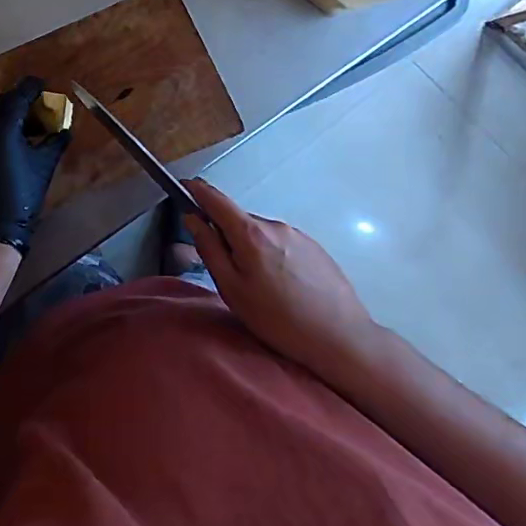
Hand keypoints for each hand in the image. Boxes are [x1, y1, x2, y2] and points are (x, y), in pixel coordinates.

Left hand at [0, 77, 71, 252]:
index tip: (44, 85)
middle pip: (1, 101)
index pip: (18, 95)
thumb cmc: (22, 194)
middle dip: (19, 99)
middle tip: (39, 106)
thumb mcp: (45, 166)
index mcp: (3, 126)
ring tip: (30, 124)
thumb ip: (55, 142)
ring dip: (9, 113)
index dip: (33, 87)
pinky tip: (15, 141)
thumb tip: (66, 129)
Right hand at [183, 178, 383, 374]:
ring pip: (261, 233)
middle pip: (239, 219)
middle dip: (226, 233)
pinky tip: (281, 285)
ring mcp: (298, 235)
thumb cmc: (277, 319)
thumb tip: (193, 220)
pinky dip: (271, 255)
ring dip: (250, 247)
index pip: (216, 199)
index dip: (197, 190)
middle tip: (225, 268)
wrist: (341, 338)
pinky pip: (281, 243)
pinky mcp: (315, 248)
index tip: (184, 187)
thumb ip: (209, 249)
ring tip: (258, 285)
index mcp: (250, 233)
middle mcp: (275, 225)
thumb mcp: (232, 289)